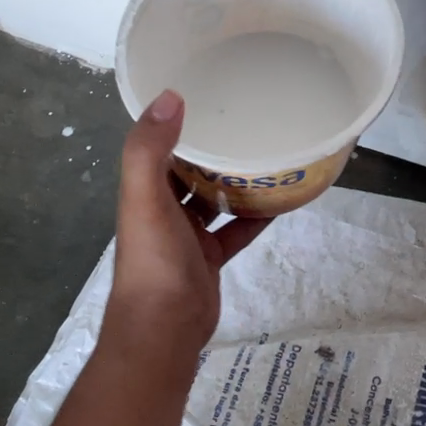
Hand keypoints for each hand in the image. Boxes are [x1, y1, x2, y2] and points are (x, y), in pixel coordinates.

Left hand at [108, 89, 270, 346]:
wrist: (164, 331)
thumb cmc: (155, 260)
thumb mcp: (146, 198)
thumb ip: (150, 150)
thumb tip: (170, 96)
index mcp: (144, 193)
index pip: (159, 148)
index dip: (177, 122)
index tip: (207, 94)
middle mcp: (163, 210)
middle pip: (190, 170)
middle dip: (213, 148)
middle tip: (248, 119)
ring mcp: (188, 235)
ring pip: (215, 197)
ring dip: (236, 178)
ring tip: (267, 151)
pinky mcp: (211, 257)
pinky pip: (237, 228)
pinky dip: (256, 214)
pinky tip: (280, 198)